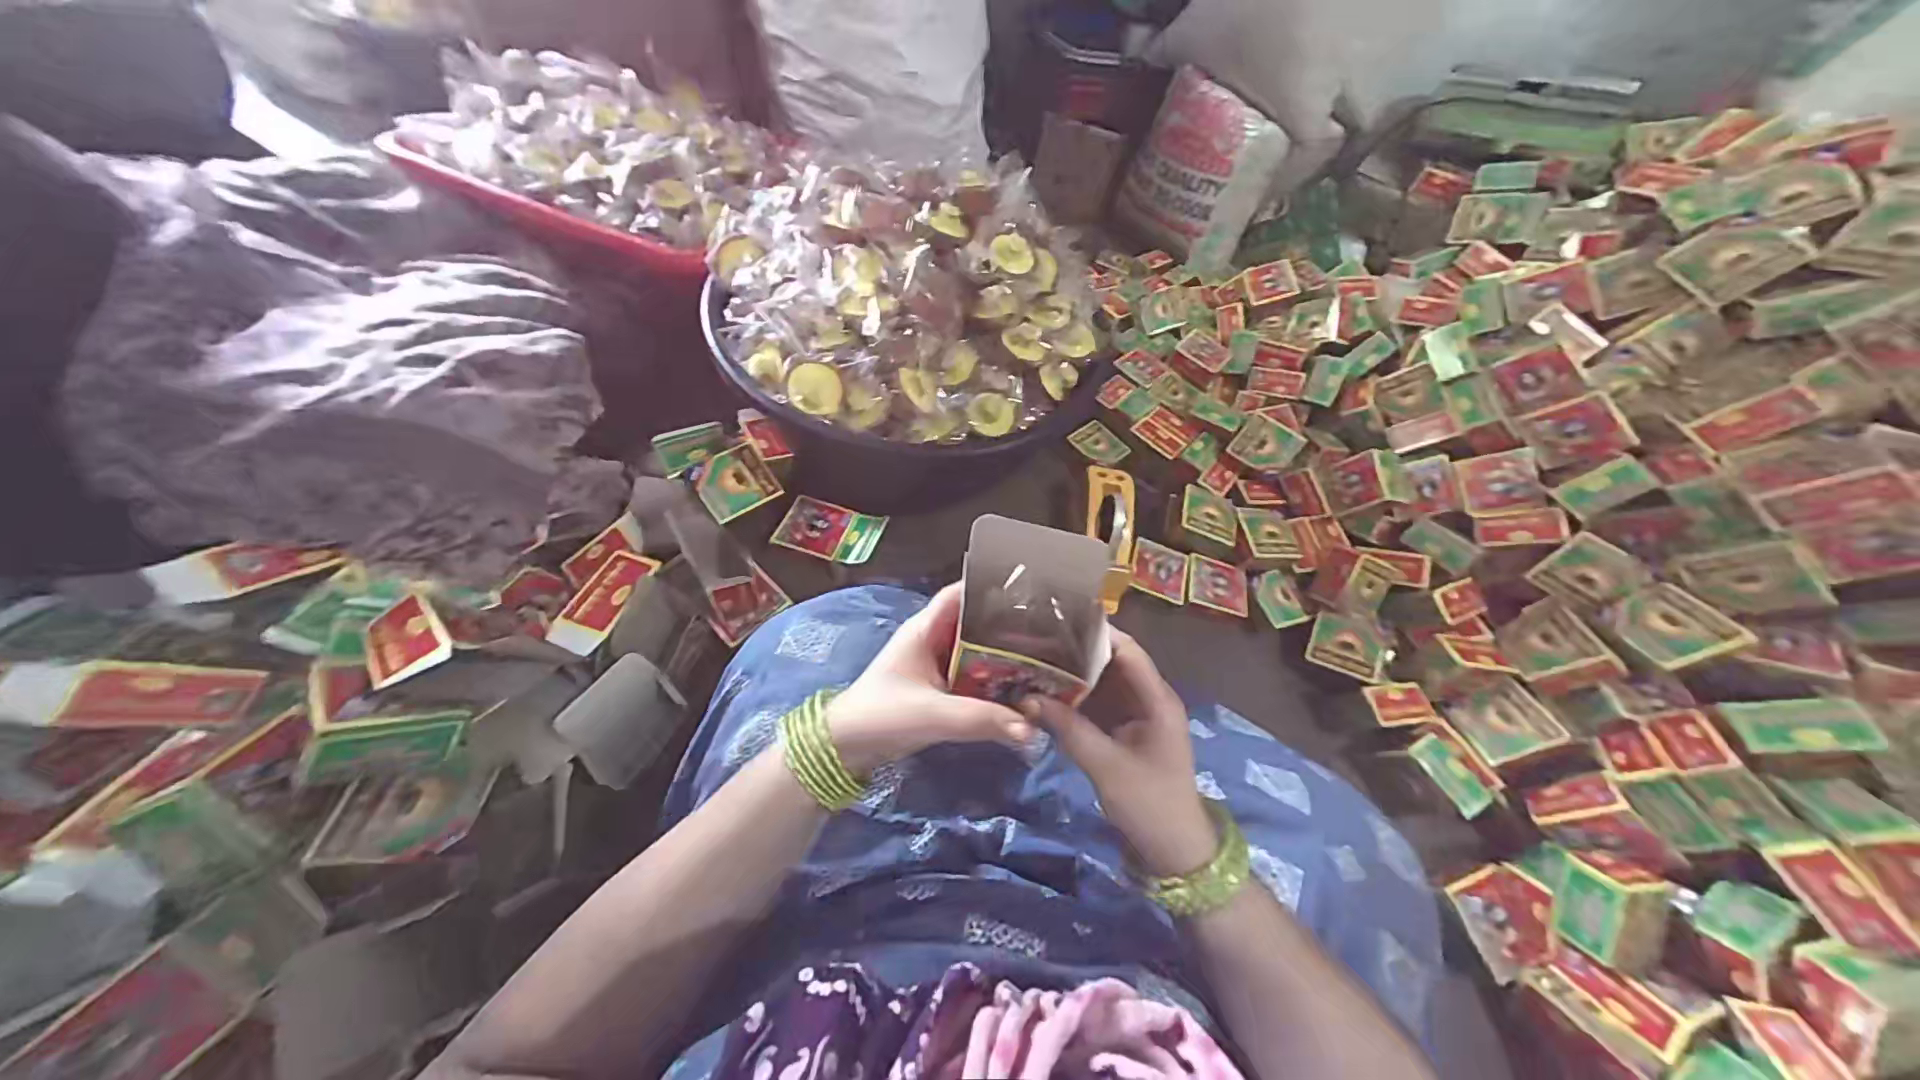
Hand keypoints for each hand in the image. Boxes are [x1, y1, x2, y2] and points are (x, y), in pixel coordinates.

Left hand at [825, 583, 1036, 774]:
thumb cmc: (882, 715)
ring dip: (1003, 656)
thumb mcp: (933, 714)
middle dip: (1008, 627)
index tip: (1030, 593)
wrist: (845, 748)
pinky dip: (993, 679)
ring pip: (977, 651)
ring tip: (1044, 658)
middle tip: (1050, 632)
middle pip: (976, 622)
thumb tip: (1032, 730)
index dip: (992, 588)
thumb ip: (982, 719)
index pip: (962, 594)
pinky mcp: (938, 689)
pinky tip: (1020, 687)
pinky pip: (973, 676)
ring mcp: (935, 665)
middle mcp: (932, 640)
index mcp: (925, 629)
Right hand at [1021, 630, 1218, 876]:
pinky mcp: (1124, 732)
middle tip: (1036, 640)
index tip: (1058, 621)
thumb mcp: (1106, 765)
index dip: (1096, 633)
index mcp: (1157, 700)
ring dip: (1073, 674)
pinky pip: (1098, 705)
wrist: (1176, 852)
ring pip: (1102, 683)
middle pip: (1112, 662)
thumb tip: (1027, 698)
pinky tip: (1046, 693)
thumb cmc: (1150, 804)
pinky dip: (1075, 698)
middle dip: (1077, 651)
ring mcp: (1136, 716)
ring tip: (1035, 659)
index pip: (1127, 651)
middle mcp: (1148, 699)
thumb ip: (1069, 728)